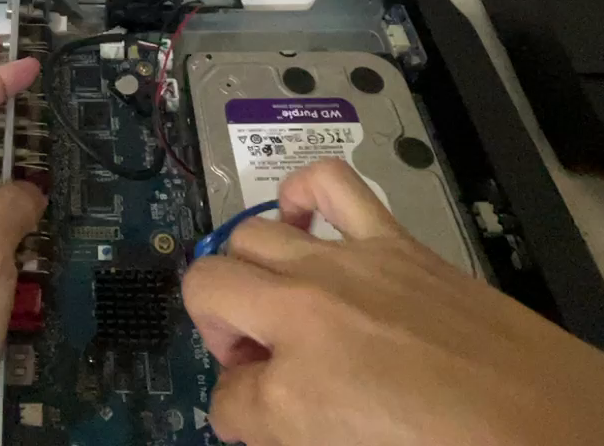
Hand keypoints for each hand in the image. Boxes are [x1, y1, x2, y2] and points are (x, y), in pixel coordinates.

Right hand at [183, 159, 603, 445]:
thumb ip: (295, 433)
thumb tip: (267, 410)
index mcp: (296, 396)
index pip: (225, 401)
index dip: (240, 421)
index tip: (266, 429)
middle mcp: (305, 314)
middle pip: (208, 289)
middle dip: (220, 335)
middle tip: (261, 369)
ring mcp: (349, 265)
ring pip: (250, 236)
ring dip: (246, 272)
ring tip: (275, 304)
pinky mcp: (395, 241)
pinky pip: (327, 184)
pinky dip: (301, 194)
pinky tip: (305, 222)